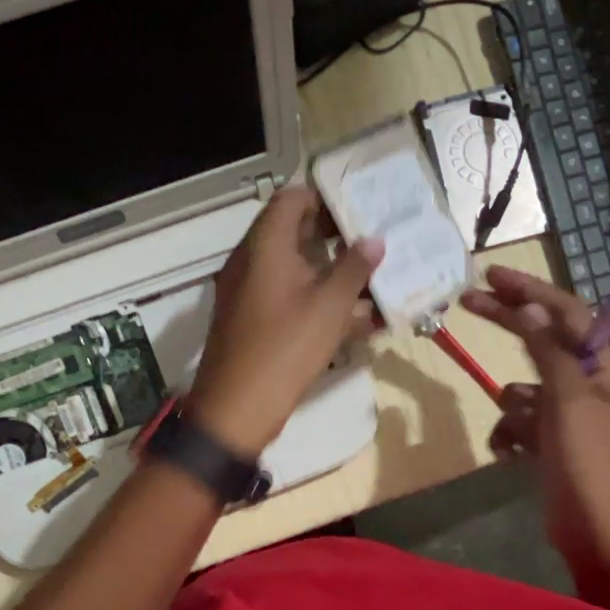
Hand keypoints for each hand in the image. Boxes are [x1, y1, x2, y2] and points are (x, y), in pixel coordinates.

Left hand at [186, 187, 384, 456]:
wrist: (235, 410)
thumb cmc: (284, 350)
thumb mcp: (328, 308)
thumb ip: (354, 269)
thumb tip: (374, 240)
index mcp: (264, 246)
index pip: (291, 199)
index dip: (325, 199)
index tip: (359, 210)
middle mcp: (250, 262)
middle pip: (292, 234)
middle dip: (334, 239)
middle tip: (372, 246)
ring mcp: (247, 294)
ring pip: (294, 272)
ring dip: (330, 275)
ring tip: (373, 283)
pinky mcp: (251, 324)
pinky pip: (288, 301)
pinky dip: (317, 303)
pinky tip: (356, 322)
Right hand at [460, 266, 609, 565]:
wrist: (597, 532)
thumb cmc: (589, 463)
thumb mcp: (569, 401)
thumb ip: (549, 352)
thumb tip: (529, 308)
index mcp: (600, 365)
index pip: (563, 312)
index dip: (529, 291)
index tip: (490, 276)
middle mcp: (585, 383)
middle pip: (540, 339)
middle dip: (507, 324)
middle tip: (466, 302)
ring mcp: (566, 415)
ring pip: (522, 390)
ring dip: (510, 406)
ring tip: (514, 429)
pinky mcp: (550, 445)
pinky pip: (518, 424)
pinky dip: (509, 435)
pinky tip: (509, 455)